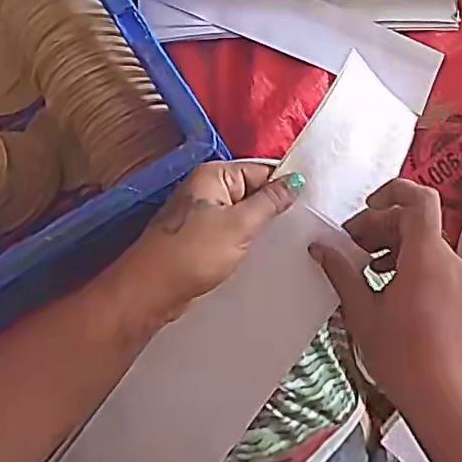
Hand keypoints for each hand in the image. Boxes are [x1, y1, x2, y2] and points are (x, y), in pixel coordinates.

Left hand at [113, 162, 303, 321]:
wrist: (150, 292)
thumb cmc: (194, 253)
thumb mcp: (240, 225)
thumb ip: (270, 201)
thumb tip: (296, 179)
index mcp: (214, 175)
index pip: (261, 169)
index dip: (285, 183)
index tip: (312, 200)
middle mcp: (207, 187)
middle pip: (252, 189)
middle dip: (275, 205)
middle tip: (306, 221)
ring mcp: (202, 213)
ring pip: (244, 212)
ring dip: (262, 224)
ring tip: (291, 237)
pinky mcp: (201, 236)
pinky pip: (232, 229)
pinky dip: (247, 238)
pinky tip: (264, 250)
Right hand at [310, 180, 461, 430]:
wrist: (449, 404)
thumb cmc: (407, 360)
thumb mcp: (363, 313)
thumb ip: (342, 273)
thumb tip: (321, 249)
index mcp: (427, 256)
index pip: (419, 199)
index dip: (391, 192)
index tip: (366, 207)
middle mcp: (449, 261)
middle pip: (415, 221)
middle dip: (380, 226)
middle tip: (349, 245)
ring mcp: (459, 279)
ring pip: (424, 243)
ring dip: (392, 244)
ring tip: (363, 266)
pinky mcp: (461, 297)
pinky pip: (434, 264)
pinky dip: (408, 262)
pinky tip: (385, 286)